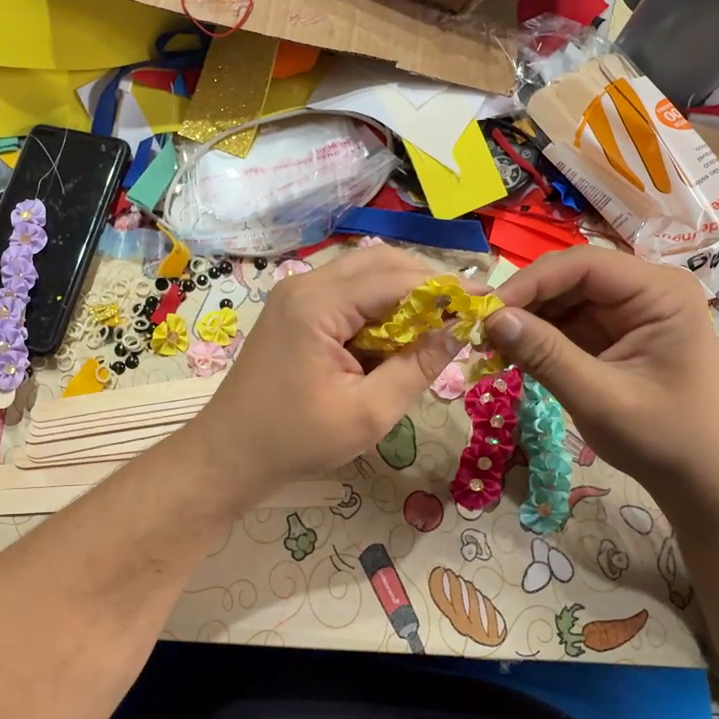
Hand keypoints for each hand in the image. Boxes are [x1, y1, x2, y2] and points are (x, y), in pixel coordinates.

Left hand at [184, 247, 461, 485]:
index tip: (490, 303)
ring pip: (364, 274)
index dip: (447, 288)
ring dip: (404, 292)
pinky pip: (347, 293)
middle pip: (381, 263)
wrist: (228, 455)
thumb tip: (462, 329)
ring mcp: (295, 295)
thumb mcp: (368, 413)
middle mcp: (304, 284)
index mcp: (317, 303)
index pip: (397, 277)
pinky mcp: (294, 311)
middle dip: (428, 283)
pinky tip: (400, 334)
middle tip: (468, 313)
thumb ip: (418, 367)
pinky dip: (379, 306)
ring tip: (441, 324)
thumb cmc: (295, 441)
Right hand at [486, 247, 718, 487]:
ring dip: (525, 318)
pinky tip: (510, 353)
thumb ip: (546, 356)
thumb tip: (492, 319)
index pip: (584, 265)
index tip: (486, 312)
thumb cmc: (664, 438)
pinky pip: (564, 321)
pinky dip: (535, 336)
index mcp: (660, 293)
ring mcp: (627, 311)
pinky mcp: (611, 333)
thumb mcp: (600, 398)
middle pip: (569, 276)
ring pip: (561, 298)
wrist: (702, 478)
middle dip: (524, 300)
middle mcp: (645, 291)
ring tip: (489, 345)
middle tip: (480, 330)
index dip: (530, 282)